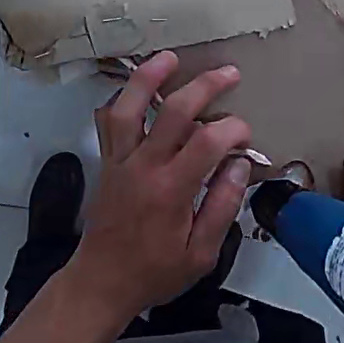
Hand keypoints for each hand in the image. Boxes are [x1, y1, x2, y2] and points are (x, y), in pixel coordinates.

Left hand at [53, 51, 253, 328]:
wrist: (98, 286)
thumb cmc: (154, 272)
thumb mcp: (201, 254)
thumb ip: (223, 206)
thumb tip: (240, 164)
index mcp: (170, 190)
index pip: (208, 141)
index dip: (235, 129)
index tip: (245, 138)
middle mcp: (143, 168)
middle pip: (173, 110)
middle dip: (206, 85)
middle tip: (230, 73)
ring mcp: (120, 161)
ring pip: (129, 108)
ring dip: (149, 77)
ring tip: (170, 57)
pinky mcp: (107, 162)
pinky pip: (109, 122)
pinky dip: (121, 99)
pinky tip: (137, 87)